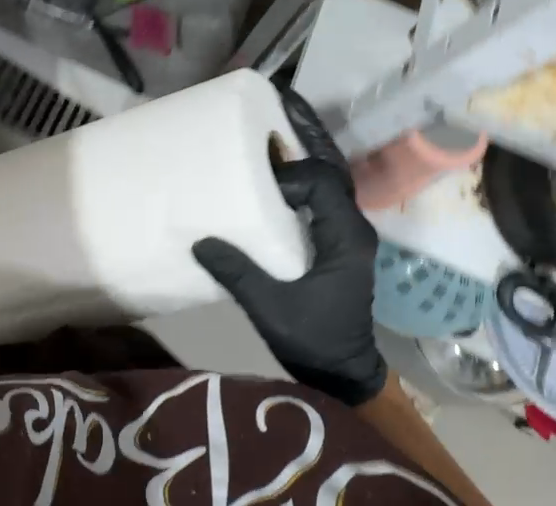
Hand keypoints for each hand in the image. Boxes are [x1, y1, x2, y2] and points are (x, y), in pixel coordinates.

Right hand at [194, 154, 387, 406]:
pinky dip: (297, 205)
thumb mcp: (270, 309)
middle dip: (287, 179)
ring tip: (257, 198)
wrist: (345, 377)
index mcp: (347, 239)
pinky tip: (271, 216)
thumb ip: (237, 273)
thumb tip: (200, 242)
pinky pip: (322, 209)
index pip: (321, 183)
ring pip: (324, 193)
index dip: (288, 180)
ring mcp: (352, 238)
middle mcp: (355, 231)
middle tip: (252, 188)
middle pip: (324, 181)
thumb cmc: (314, 342)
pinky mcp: (343, 248)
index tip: (258, 194)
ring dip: (292, 190)